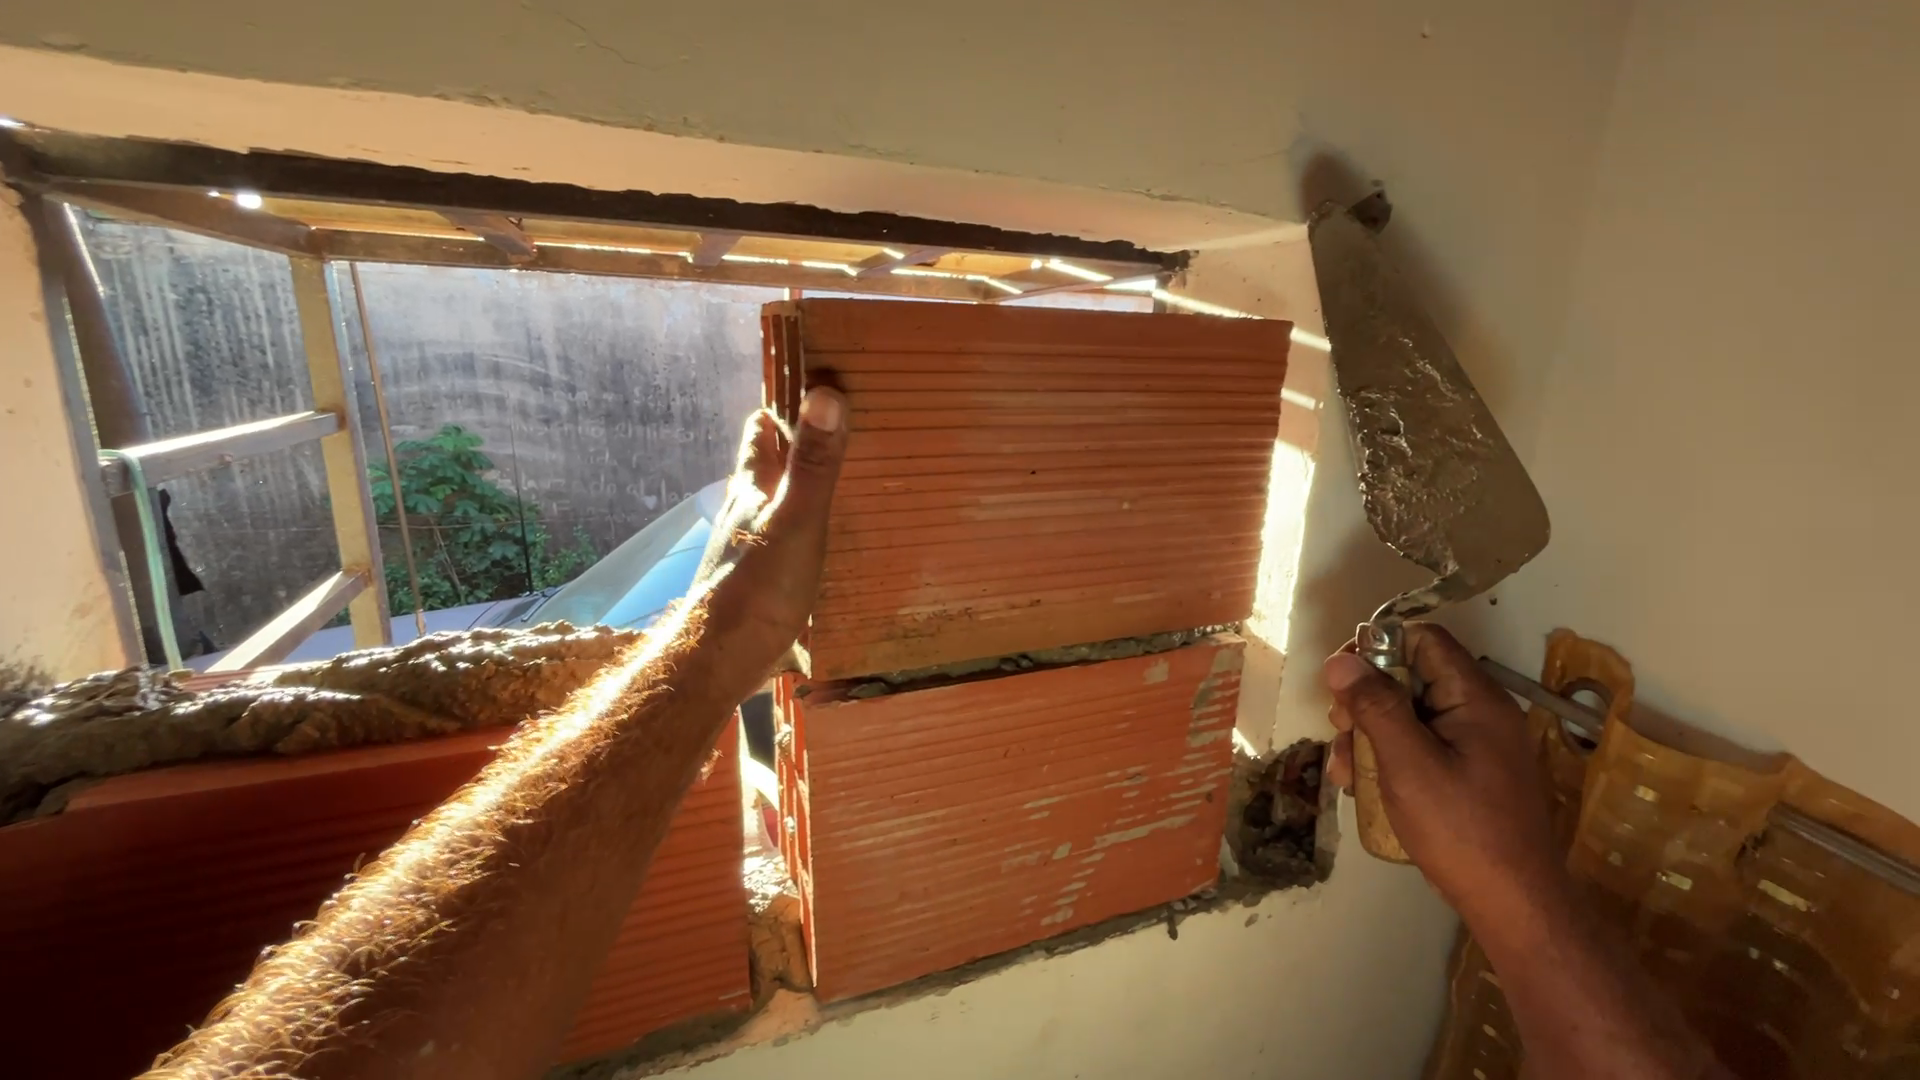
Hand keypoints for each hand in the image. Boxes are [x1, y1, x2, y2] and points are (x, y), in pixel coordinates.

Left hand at [692, 387, 848, 695]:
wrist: (720, 661)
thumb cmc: (757, 589)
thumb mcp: (797, 522)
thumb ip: (814, 466)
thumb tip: (825, 392)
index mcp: (752, 490)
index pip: (760, 433)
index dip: (779, 407)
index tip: (810, 386)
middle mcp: (744, 513)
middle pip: (767, 467)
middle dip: (795, 446)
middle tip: (839, 431)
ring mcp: (748, 549)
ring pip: (774, 506)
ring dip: (799, 491)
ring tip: (841, 484)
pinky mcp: (758, 582)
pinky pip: (785, 542)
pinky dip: (804, 531)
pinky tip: (826, 544)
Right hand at [1323, 624, 1565, 921]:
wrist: (1513, 904)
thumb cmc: (1460, 829)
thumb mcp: (1407, 763)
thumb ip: (1375, 706)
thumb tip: (1341, 660)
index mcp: (1475, 699)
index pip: (1423, 640)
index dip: (1377, 647)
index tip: (1340, 678)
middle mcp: (1477, 712)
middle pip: (1407, 675)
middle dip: (1363, 698)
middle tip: (1340, 728)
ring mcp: (1471, 743)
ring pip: (1404, 712)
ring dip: (1366, 732)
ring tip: (1345, 769)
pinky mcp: (1463, 770)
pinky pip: (1415, 743)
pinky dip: (1384, 755)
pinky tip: (1360, 783)